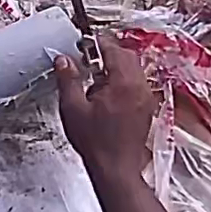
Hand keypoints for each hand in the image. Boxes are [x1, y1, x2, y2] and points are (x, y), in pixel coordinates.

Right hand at [56, 35, 156, 183]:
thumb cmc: (96, 143)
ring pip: (134, 69)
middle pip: (127, 56)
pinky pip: (137, 84)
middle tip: (88, 57)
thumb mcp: (73, 108)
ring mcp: (146, 98)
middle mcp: (139, 87)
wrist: (116, 169)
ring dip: (116, 66)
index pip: (113, 49)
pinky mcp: (147, 109)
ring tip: (95, 78)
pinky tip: (107, 94)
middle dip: (108, 52)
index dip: (97, 42)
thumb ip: (68, 80)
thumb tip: (63, 61)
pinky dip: (124, 81)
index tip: (84, 42)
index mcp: (123, 83)